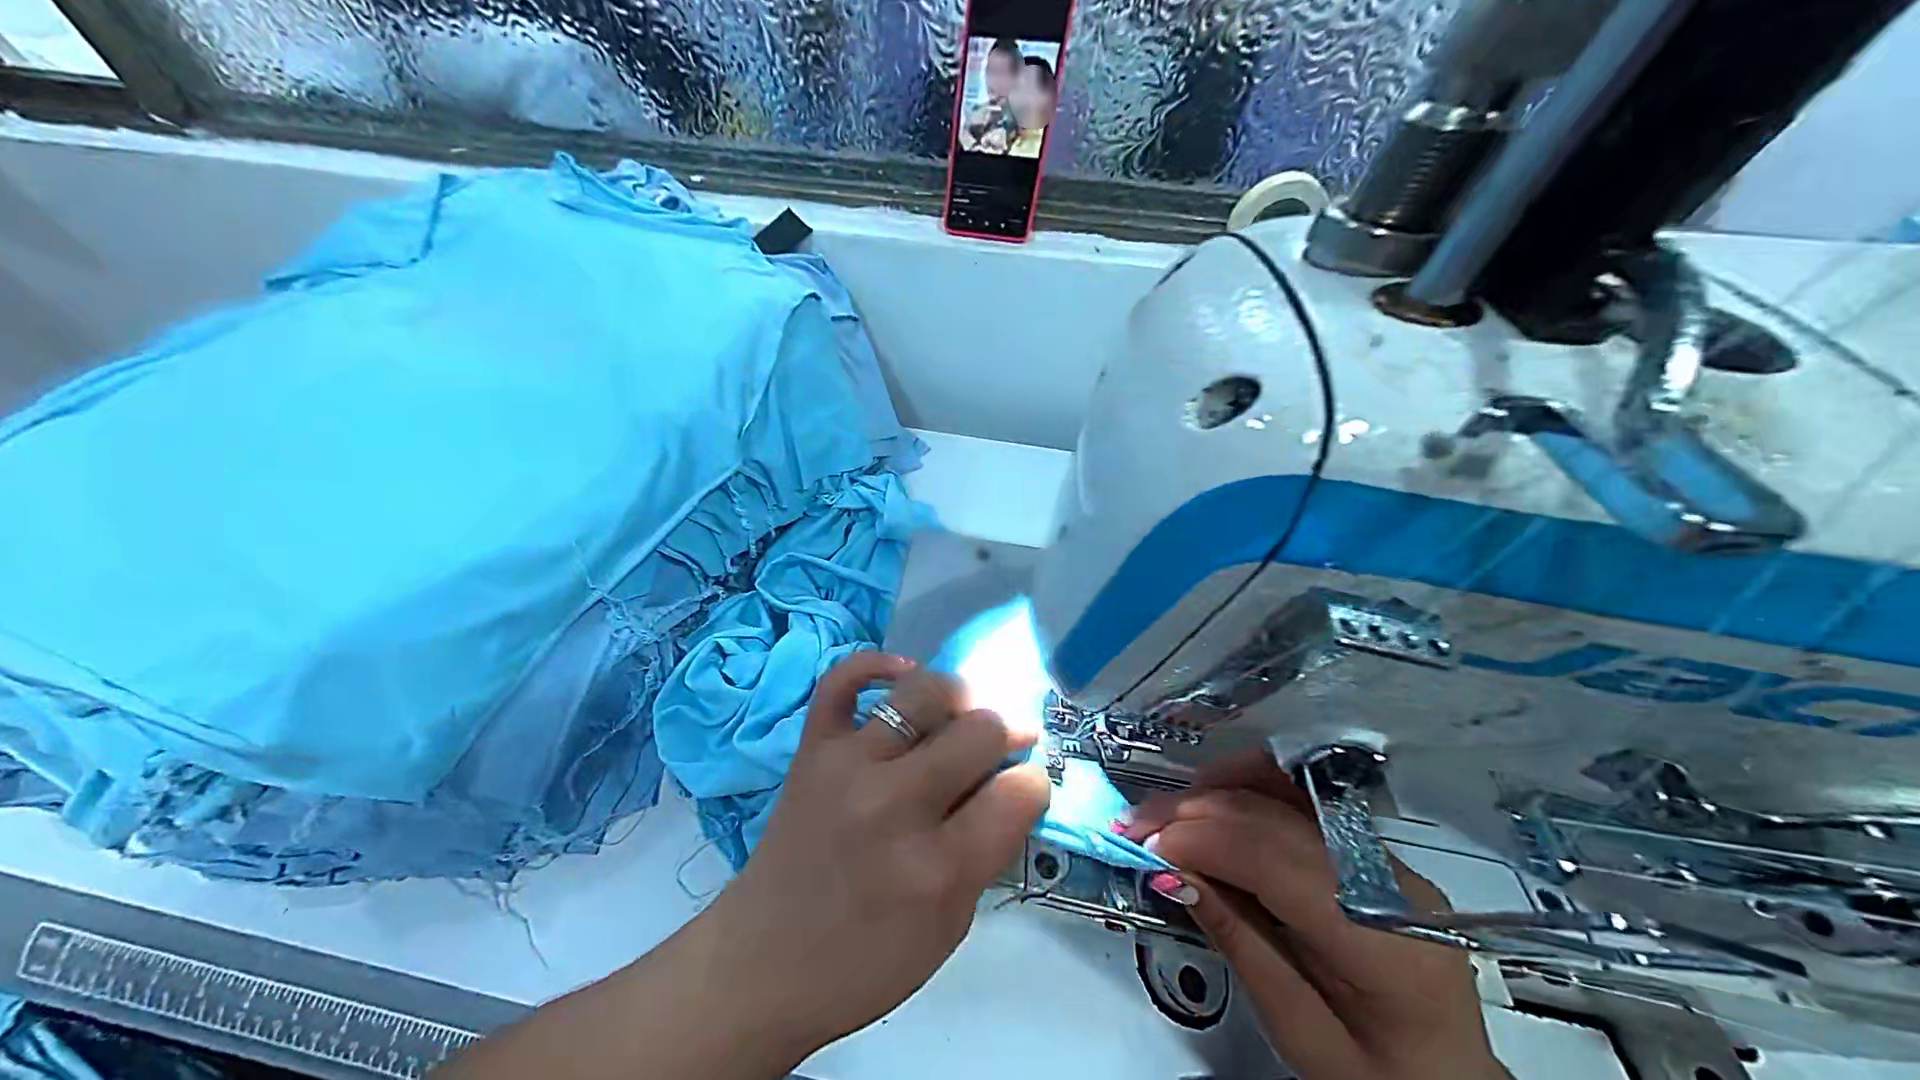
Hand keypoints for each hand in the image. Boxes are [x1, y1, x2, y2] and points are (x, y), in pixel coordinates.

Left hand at [696, 652, 1050, 1063]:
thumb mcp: (950, 928)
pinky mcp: (811, 748)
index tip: (1022, 788)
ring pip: (924, 693)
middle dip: (1006, 735)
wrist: (762, 962)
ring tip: (961, 715)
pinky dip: (875, 664)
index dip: (1033, 784)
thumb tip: (1014, 783)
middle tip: (1001, 748)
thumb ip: (988, 852)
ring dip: (958, 698)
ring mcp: (847, 766)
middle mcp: (894, 803)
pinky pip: (841, 680)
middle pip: (980, 730)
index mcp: (937, 868)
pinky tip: (903, 673)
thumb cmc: (865, 961)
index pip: (1019, 791)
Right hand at [1124, 751, 1509, 1079]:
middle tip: (1135, 824)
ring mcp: (1384, 857)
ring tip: (1164, 812)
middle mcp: (1391, 884)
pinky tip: (1209, 799)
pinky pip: (1298, 797)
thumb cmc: (1379, 1078)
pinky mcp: (1368, 847)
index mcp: (1381, 943)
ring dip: (1214, 791)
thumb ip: (1238, 942)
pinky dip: (1245, 788)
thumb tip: (1174, 873)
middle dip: (1193, 812)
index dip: (1202, 842)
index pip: (1275, 860)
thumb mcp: (1300, 1033)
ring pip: (1286, 790)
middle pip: (1275, 817)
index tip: (1145, 845)